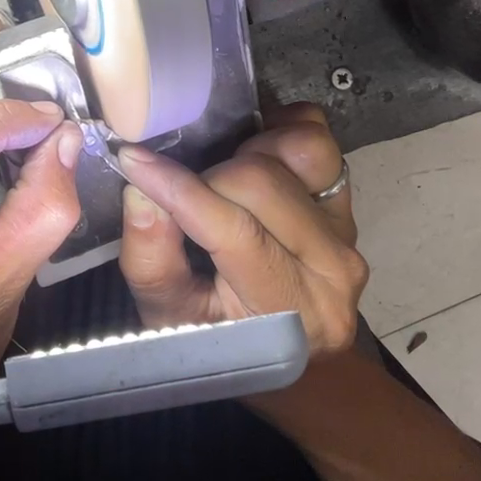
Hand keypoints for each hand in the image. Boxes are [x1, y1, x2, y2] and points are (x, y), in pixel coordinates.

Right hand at [117, 102, 366, 359]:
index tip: (132, 159)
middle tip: (181, 187)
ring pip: (301, 151)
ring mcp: (347, 231)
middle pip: (263, 182)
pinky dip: (280, 131)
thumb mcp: (167, 314)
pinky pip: (317, 136)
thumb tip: (139, 191)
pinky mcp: (346, 200)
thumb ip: (150, 257)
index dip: (178, 188)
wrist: (276, 349)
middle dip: (208, 176)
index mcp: (290, 308)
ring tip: (221, 175)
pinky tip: (251, 153)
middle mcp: (333, 270)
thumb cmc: (214, 338)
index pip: (235, 231)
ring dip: (249, 153)